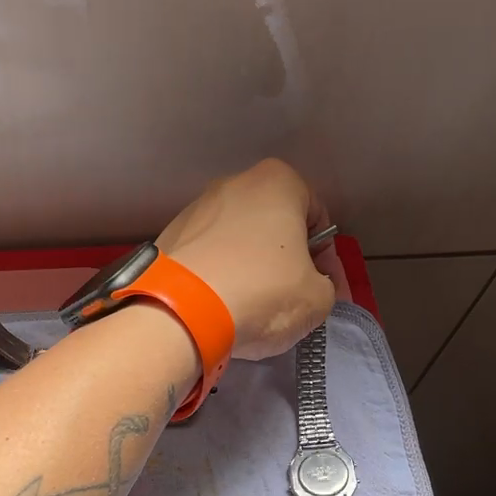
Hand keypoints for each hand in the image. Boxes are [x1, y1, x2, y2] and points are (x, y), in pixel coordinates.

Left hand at [155, 158, 335, 359]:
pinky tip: (219, 305)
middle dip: (284, 256)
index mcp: (278, 182)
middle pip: (272, 224)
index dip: (325, 256)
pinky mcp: (169, 238)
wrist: (182, 314)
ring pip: (236, 239)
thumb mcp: (317, 299)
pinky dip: (217, 275)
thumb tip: (312, 287)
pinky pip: (206, 257)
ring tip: (250, 305)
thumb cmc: (262, 294)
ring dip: (248, 266)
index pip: (316, 216)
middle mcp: (234, 184)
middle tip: (289, 296)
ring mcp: (195, 209)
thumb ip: (324, 285)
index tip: (323, 285)